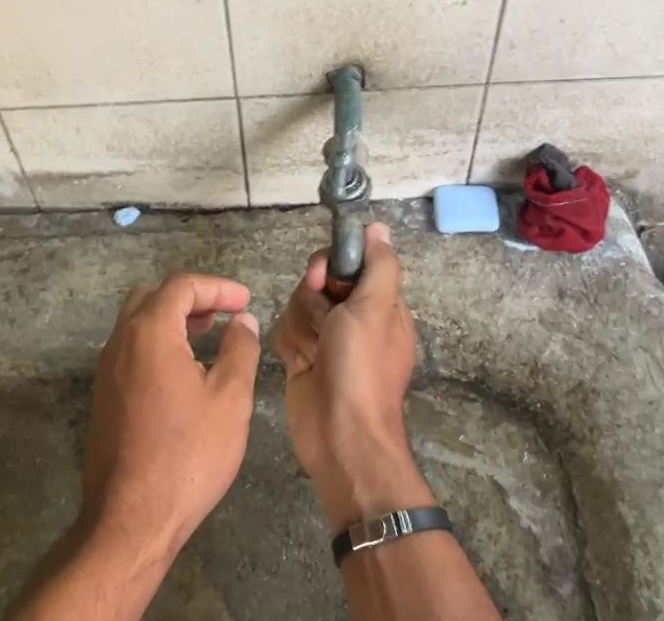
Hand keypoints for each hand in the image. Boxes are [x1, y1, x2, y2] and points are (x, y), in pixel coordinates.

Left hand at [81, 273, 262, 562]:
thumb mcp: (230, 399)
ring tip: (209, 336)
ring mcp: (107, 370)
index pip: (182, 285)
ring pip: (137, 323)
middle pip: (152, 296)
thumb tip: (242, 321)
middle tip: (223, 313)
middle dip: (191, 297)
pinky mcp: (105, 396)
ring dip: (173, 319)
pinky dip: (158, 342)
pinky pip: (131, 349)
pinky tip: (186, 371)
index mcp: (149, 332)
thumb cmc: (187, 455)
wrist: (130, 519)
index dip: (218, 287)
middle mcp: (120, 342)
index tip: (245, 301)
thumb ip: (239, 350)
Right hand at [272, 224, 434, 530]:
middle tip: (323, 321)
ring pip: (297, 305)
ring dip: (302, 326)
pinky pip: (285, 331)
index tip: (323, 277)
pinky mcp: (303, 358)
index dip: (330, 264)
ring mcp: (326, 339)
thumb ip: (379, 265)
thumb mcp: (376, 308)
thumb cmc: (362, 369)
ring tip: (314, 353)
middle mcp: (353, 317)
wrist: (339, 436)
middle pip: (316, 281)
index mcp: (379, 304)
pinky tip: (300, 364)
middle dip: (312, 300)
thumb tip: (378, 227)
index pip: (348, 261)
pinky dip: (291, 345)